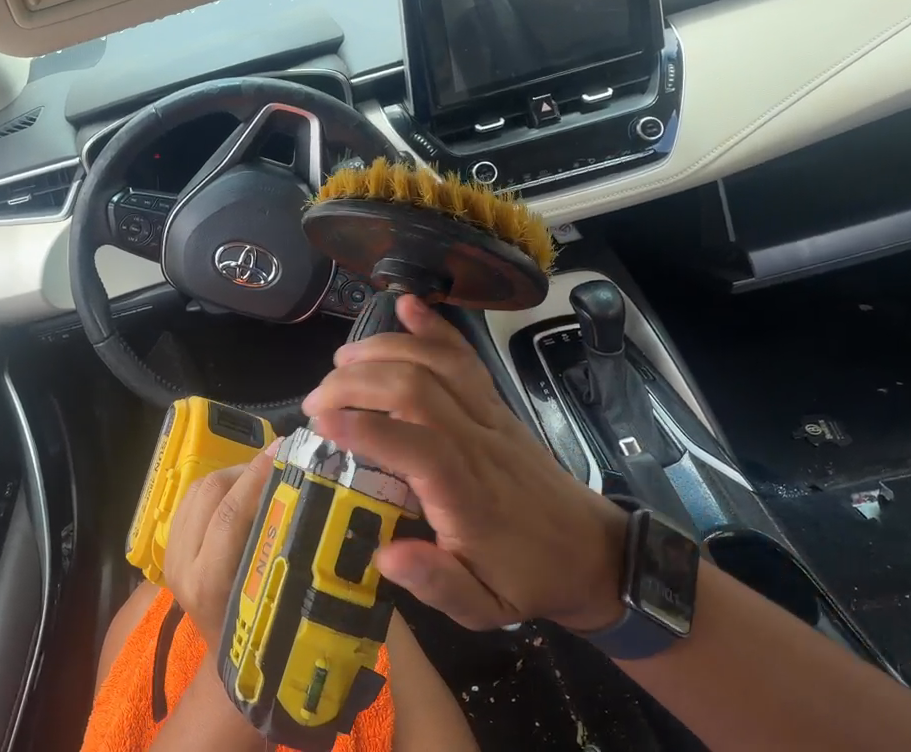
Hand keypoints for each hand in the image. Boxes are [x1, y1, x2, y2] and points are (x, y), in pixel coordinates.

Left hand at [161, 442, 277, 650]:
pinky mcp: (170, 546)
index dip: (256, 478)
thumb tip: (309, 493)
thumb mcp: (281, 599)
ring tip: (263, 474)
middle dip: (246, 470)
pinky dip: (217, 485)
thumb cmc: (269, 636)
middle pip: (210, 494)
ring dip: (231, 474)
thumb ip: (284, 549)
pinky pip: (191, 499)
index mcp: (208, 583)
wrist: (229, 660)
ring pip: (198, 490)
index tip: (283, 453)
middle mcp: (182, 566)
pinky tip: (241, 487)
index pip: (228, 515)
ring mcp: (171, 555)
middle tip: (279, 461)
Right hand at [303, 294, 629, 632]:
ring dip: (383, 349)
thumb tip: (385, 553)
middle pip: (415, 388)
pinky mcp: (495, 403)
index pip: (412, 444)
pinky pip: (465, 357)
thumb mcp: (484, 606)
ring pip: (436, 362)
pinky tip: (405, 304)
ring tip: (339, 361)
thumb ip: (436, 583)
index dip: (362, 426)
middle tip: (315, 398)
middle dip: (356, 382)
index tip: (317, 422)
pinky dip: (433, 327)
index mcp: (467, 492)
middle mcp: (477, 441)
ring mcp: (489, 414)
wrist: (595, 555)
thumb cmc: (526, 578)